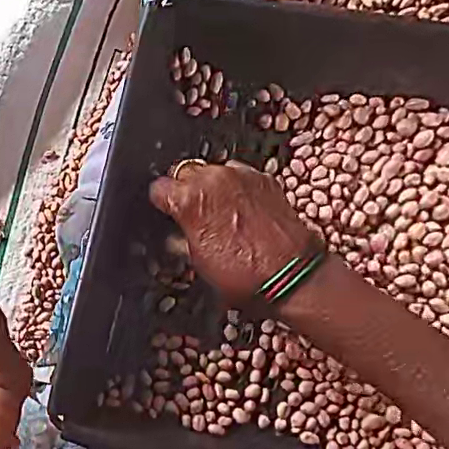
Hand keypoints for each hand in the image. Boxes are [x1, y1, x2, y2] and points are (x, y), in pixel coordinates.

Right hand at [150, 160, 323, 305]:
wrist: (289, 276)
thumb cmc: (244, 273)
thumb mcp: (195, 259)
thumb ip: (180, 234)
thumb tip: (174, 232)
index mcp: (190, 199)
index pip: (159, 188)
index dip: (161, 203)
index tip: (166, 211)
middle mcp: (214, 179)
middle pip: (185, 173)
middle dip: (186, 193)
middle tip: (194, 218)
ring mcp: (241, 176)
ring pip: (213, 172)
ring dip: (211, 189)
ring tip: (219, 216)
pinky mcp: (264, 179)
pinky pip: (239, 176)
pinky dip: (236, 190)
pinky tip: (239, 213)